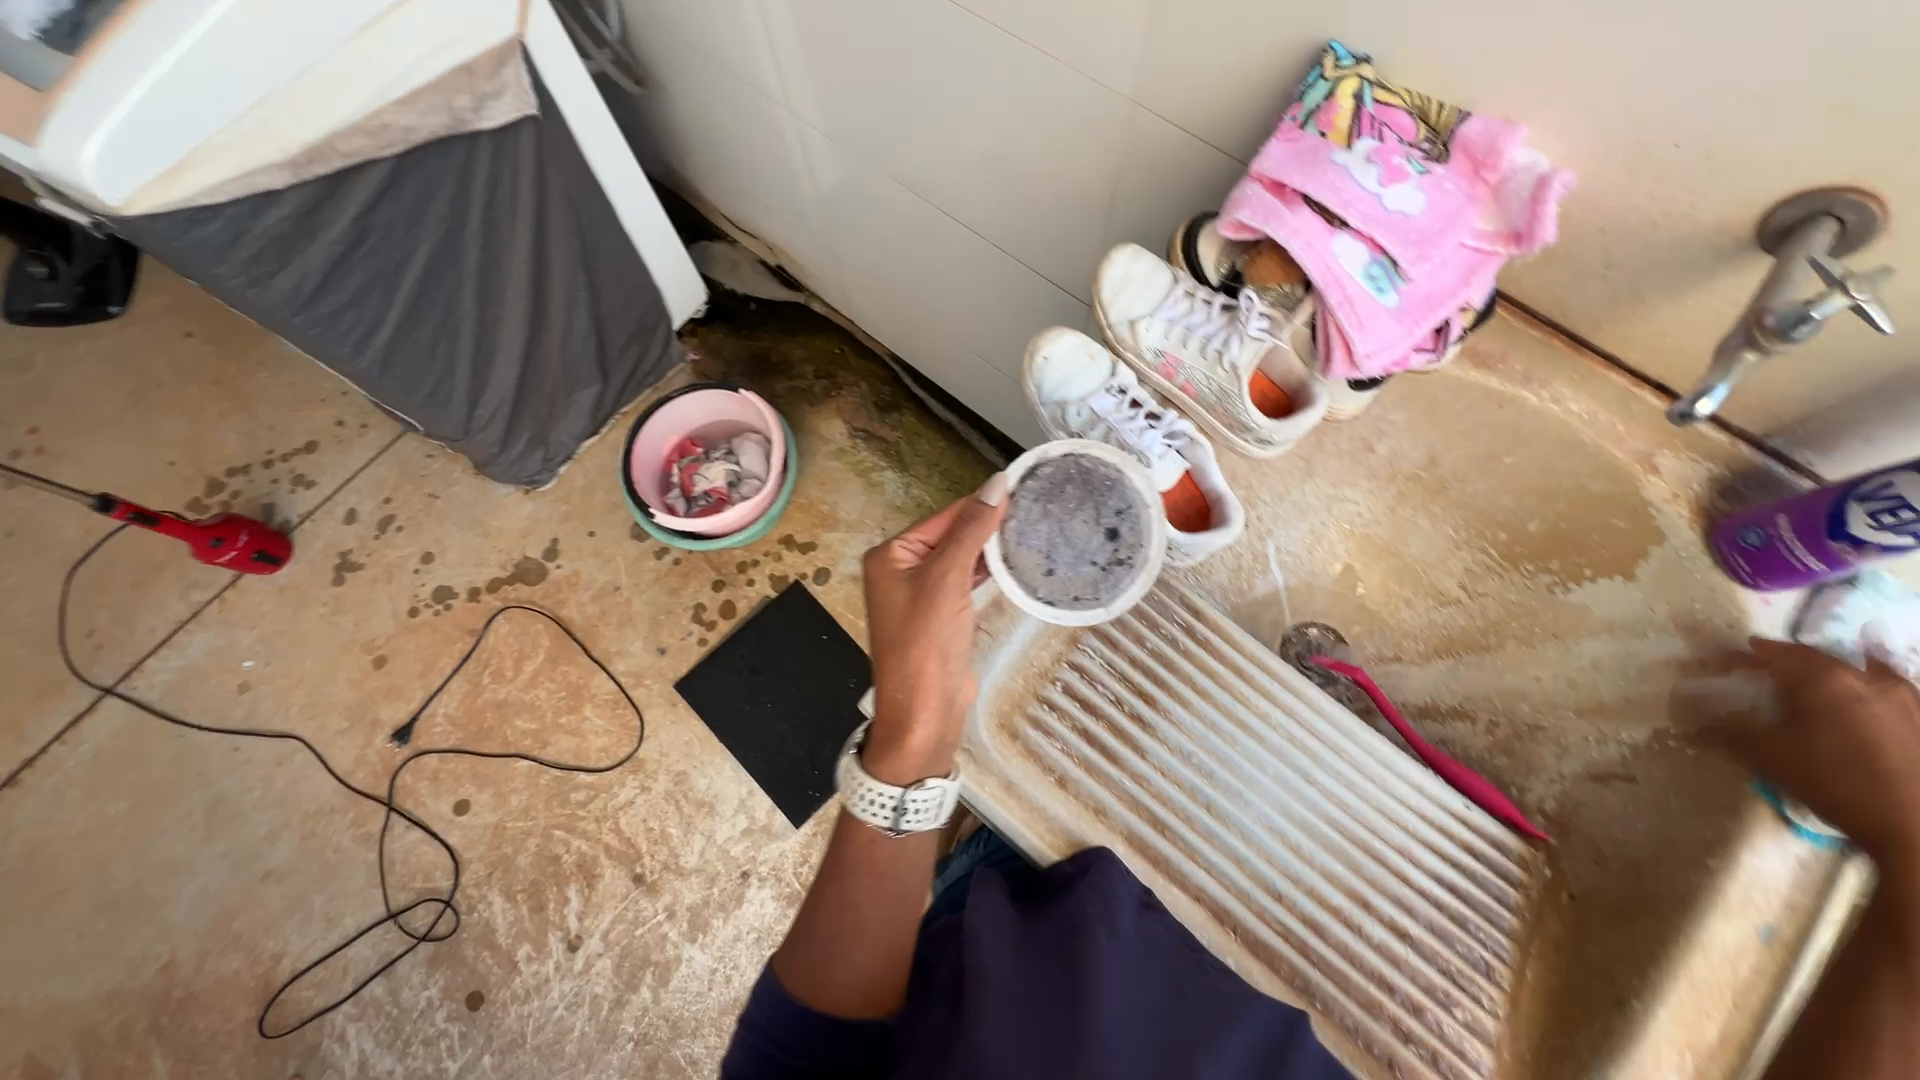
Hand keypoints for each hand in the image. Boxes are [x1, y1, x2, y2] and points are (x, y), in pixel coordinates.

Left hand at [859, 474, 1008, 784]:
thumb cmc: (926, 642)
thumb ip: (971, 531)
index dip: (981, 504)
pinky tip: (1015, 562)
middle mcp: (901, 569)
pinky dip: (988, 572)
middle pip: (952, 535)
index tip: (1022, 487)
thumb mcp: (947, 579)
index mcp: (890, 555)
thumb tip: (996, 484)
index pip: (943, 518)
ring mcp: (921, 594)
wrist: (924, 710)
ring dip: (991, 548)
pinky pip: (966, 582)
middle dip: (988, 525)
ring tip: (1032, 529)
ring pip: (961, 558)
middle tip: (1035, 508)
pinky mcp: (942, 615)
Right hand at [1707, 638, 1919, 874]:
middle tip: (1765, 671)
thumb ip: (1723, 729)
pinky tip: (1865, 695)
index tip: (1726, 660)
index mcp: (1822, 680)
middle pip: (1817, 657)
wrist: (1914, 826)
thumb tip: (1682, 711)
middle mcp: (1865, 677)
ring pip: (1860, 667)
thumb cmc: (1834, 783)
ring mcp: (1904, 696)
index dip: (1746, 654)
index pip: (1774, 653)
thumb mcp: (1767, 757)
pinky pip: (1893, 686)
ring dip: (1832, 668)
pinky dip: (1872, 682)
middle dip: (1788, 660)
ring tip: (1816, 680)